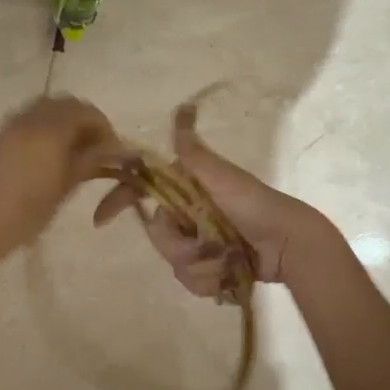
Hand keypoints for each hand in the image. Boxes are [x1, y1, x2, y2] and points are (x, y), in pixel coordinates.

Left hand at [0, 95, 123, 272]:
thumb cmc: (24, 211)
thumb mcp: (64, 187)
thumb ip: (89, 160)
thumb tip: (114, 149)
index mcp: (50, 128)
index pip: (87, 112)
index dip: (105, 129)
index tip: (113, 153)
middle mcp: (30, 117)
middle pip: (67, 105)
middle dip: (85, 122)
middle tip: (96, 150)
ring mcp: (11, 124)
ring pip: (47, 109)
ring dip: (65, 123)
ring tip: (75, 154)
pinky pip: (30, 119)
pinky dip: (46, 128)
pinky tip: (50, 156)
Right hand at [93, 113, 334, 292]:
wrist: (289, 244)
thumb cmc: (253, 204)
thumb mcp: (220, 174)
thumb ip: (193, 151)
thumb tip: (181, 108)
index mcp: (185, 188)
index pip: (142, 191)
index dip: (118, 202)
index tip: (101, 221)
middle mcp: (187, 213)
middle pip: (157, 234)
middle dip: (176, 243)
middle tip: (201, 240)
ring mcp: (198, 242)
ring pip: (173, 261)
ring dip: (197, 263)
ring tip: (223, 258)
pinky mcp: (210, 268)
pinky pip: (191, 280)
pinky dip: (209, 279)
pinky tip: (228, 272)